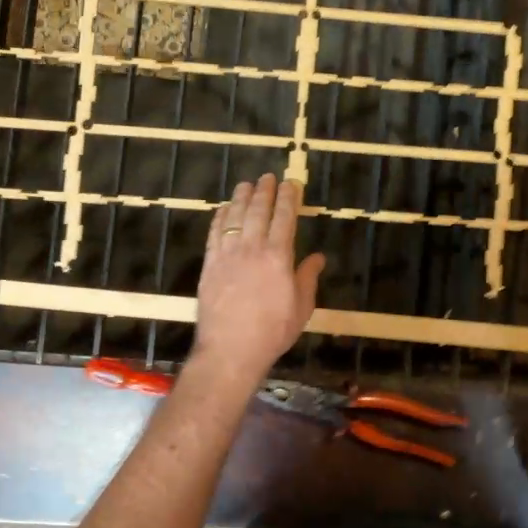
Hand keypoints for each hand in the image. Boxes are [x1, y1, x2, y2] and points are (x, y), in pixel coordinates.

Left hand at [193, 174, 324, 386]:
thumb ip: (308, 278)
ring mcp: (228, 255)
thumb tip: (318, 257)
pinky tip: (223, 209)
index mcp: (279, 256)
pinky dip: (220, 217)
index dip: (288, 198)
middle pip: (258, 211)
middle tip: (268, 177)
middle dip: (264, 191)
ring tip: (246, 184)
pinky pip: (214, 234)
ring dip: (241, 198)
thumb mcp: (301, 307)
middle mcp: (253, 248)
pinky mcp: (210, 265)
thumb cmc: (272, 331)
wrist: (231, 350)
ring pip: (235, 217)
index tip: (291, 184)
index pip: (285, 217)